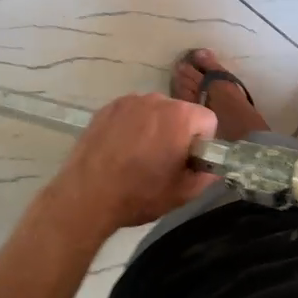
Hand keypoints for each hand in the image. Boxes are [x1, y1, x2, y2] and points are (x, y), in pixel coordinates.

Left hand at [49, 93, 218, 231]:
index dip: (202, 143)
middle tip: (162, 161)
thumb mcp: (180, 194)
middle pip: (182, 113)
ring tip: (138, 156)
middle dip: (178, 133)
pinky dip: (132, 125)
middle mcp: (159, 99)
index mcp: (182, 117)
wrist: (84, 198)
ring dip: (155, 127)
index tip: (187, 162)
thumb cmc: (138, 195)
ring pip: (156, 111)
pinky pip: (132, 112)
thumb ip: (206, 178)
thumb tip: (214, 169)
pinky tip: (120, 148)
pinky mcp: (109, 107)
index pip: (208, 120)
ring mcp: (132, 101)